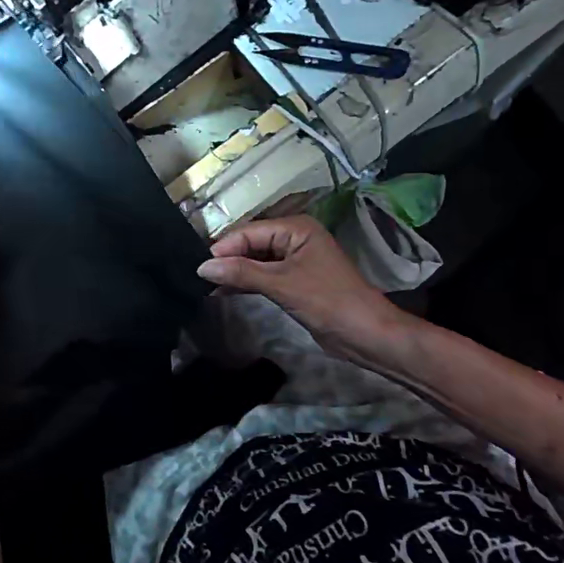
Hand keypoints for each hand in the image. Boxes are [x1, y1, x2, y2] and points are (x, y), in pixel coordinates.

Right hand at [197, 215, 401, 355]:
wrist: (366, 334)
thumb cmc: (328, 301)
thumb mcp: (282, 284)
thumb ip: (241, 273)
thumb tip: (202, 267)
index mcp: (296, 228)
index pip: (249, 232)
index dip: (224, 248)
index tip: (198, 266)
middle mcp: (294, 238)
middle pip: (250, 244)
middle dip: (227, 259)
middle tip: (197, 276)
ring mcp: (294, 260)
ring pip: (255, 261)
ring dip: (234, 273)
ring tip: (205, 285)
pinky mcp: (294, 281)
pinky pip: (263, 276)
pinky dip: (245, 283)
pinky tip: (223, 292)